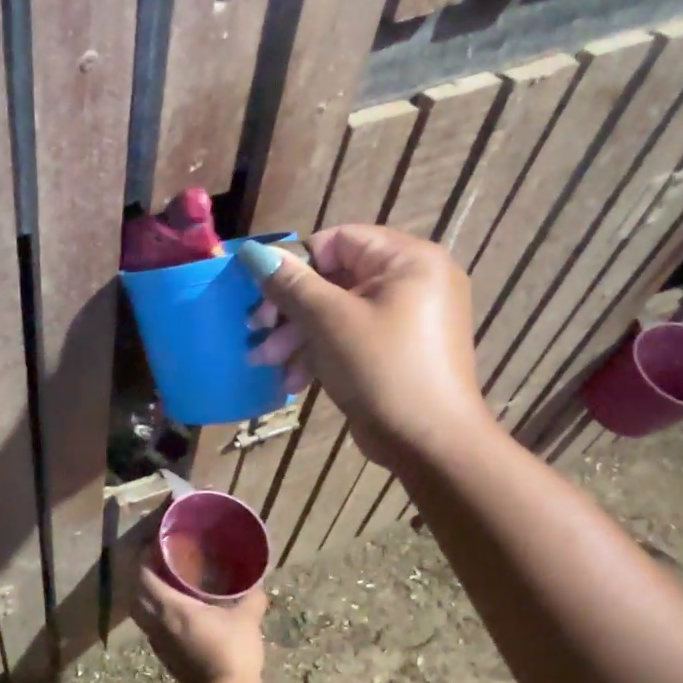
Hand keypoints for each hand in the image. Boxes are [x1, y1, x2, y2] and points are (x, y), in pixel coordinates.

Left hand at [134, 558, 265, 682]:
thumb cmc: (232, 650)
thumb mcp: (246, 618)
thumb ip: (251, 598)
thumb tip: (257, 586)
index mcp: (169, 607)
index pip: (142, 577)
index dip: (143, 559)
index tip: (153, 548)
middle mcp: (156, 622)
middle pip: (134, 594)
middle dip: (140, 578)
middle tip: (158, 567)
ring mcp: (156, 642)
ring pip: (139, 614)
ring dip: (145, 599)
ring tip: (164, 589)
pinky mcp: (163, 657)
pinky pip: (149, 629)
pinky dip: (154, 617)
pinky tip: (173, 616)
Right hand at [239, 225, 492, 467]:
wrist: (430, 442)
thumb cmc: (380, 368)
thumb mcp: (327, 320)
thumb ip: (290, 283)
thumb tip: (253, 252)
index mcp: (409, 260)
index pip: (338, 240)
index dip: (295, 264)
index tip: (262, 296)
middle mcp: (414, 280)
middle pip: (334, 278)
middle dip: (290, 309)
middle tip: (256, 332)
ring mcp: (408, 317)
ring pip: (337, 312)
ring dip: (297, 336)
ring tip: (267, 363)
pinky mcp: (398, 350)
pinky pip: (351, 336)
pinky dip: (321, 352)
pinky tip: (295, 379)